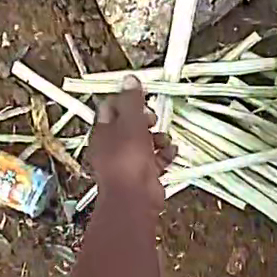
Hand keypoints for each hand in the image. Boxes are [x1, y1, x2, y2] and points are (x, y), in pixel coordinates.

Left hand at [88, 76, 174, 210]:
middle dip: (145, 120)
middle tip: (154, 119)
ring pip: (144, 142)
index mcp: (103, 132)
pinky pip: (155, 159)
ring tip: (165, 139)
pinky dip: (164, 154)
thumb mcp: (131, 123)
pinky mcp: (142, 174)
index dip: (126, 100)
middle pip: (129, 125)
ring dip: (158, 138)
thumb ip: (131, 101)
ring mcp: (127, 161)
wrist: (135, 197)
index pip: (111, 108)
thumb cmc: (128, 158)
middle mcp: (112, 146)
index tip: (143, 98)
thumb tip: (129, 78)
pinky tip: (173, 151)